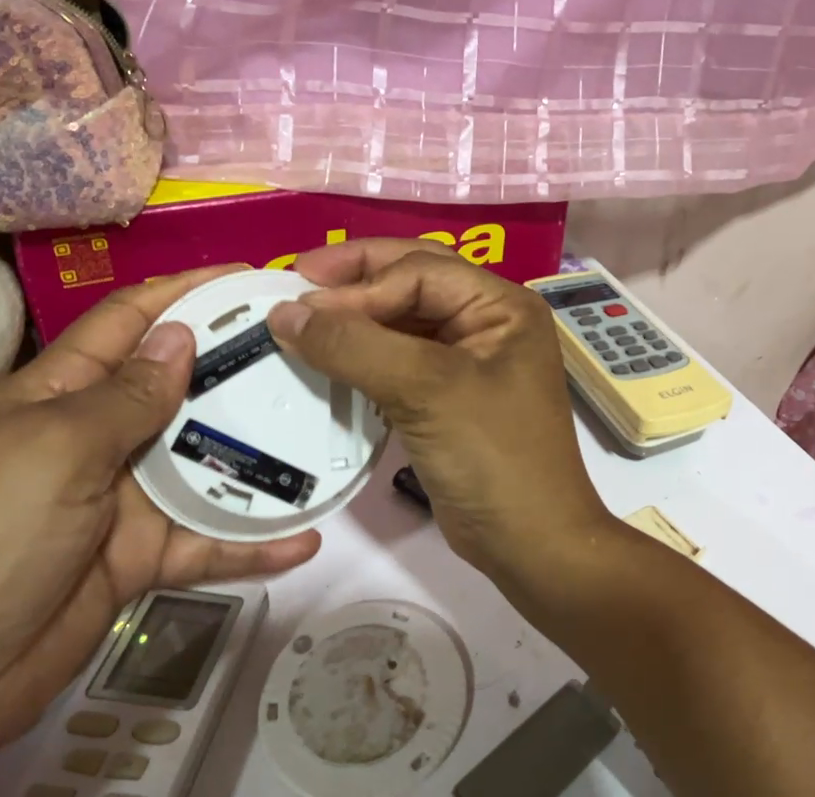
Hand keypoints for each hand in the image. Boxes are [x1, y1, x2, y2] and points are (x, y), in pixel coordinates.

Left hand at [0, 267, 320, 768]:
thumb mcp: (52, 450)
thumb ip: (126, 397)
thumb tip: (181, 334)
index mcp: (60, 394)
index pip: (130, 322)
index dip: (186, 293)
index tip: (252, 278)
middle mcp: (95, 439)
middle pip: (180, 391)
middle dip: (240, 369)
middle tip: (315, 354)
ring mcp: (118, 503)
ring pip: (204, 467)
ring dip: (261, 458)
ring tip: (329, 440)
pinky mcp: (136, 563)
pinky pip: (205, 544)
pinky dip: (252, 545)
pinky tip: (305, 541)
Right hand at [265, 240, 611, 581]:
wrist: (529, 542)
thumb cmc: (491, 456)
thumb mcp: (425, 391)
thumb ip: (355, 345)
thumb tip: (285, 311)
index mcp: (501, 305)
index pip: (421, 270)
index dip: (359, 281)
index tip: (299, 300)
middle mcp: (489, 322)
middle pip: (413, 282)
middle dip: (355, 281)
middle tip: (293, 281)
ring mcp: (470, 360)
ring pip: (403, 321)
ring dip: (356, 319)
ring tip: (301, 319)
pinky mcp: (449, 397)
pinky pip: (399, 360)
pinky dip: (364, 356)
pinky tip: (327, 360)